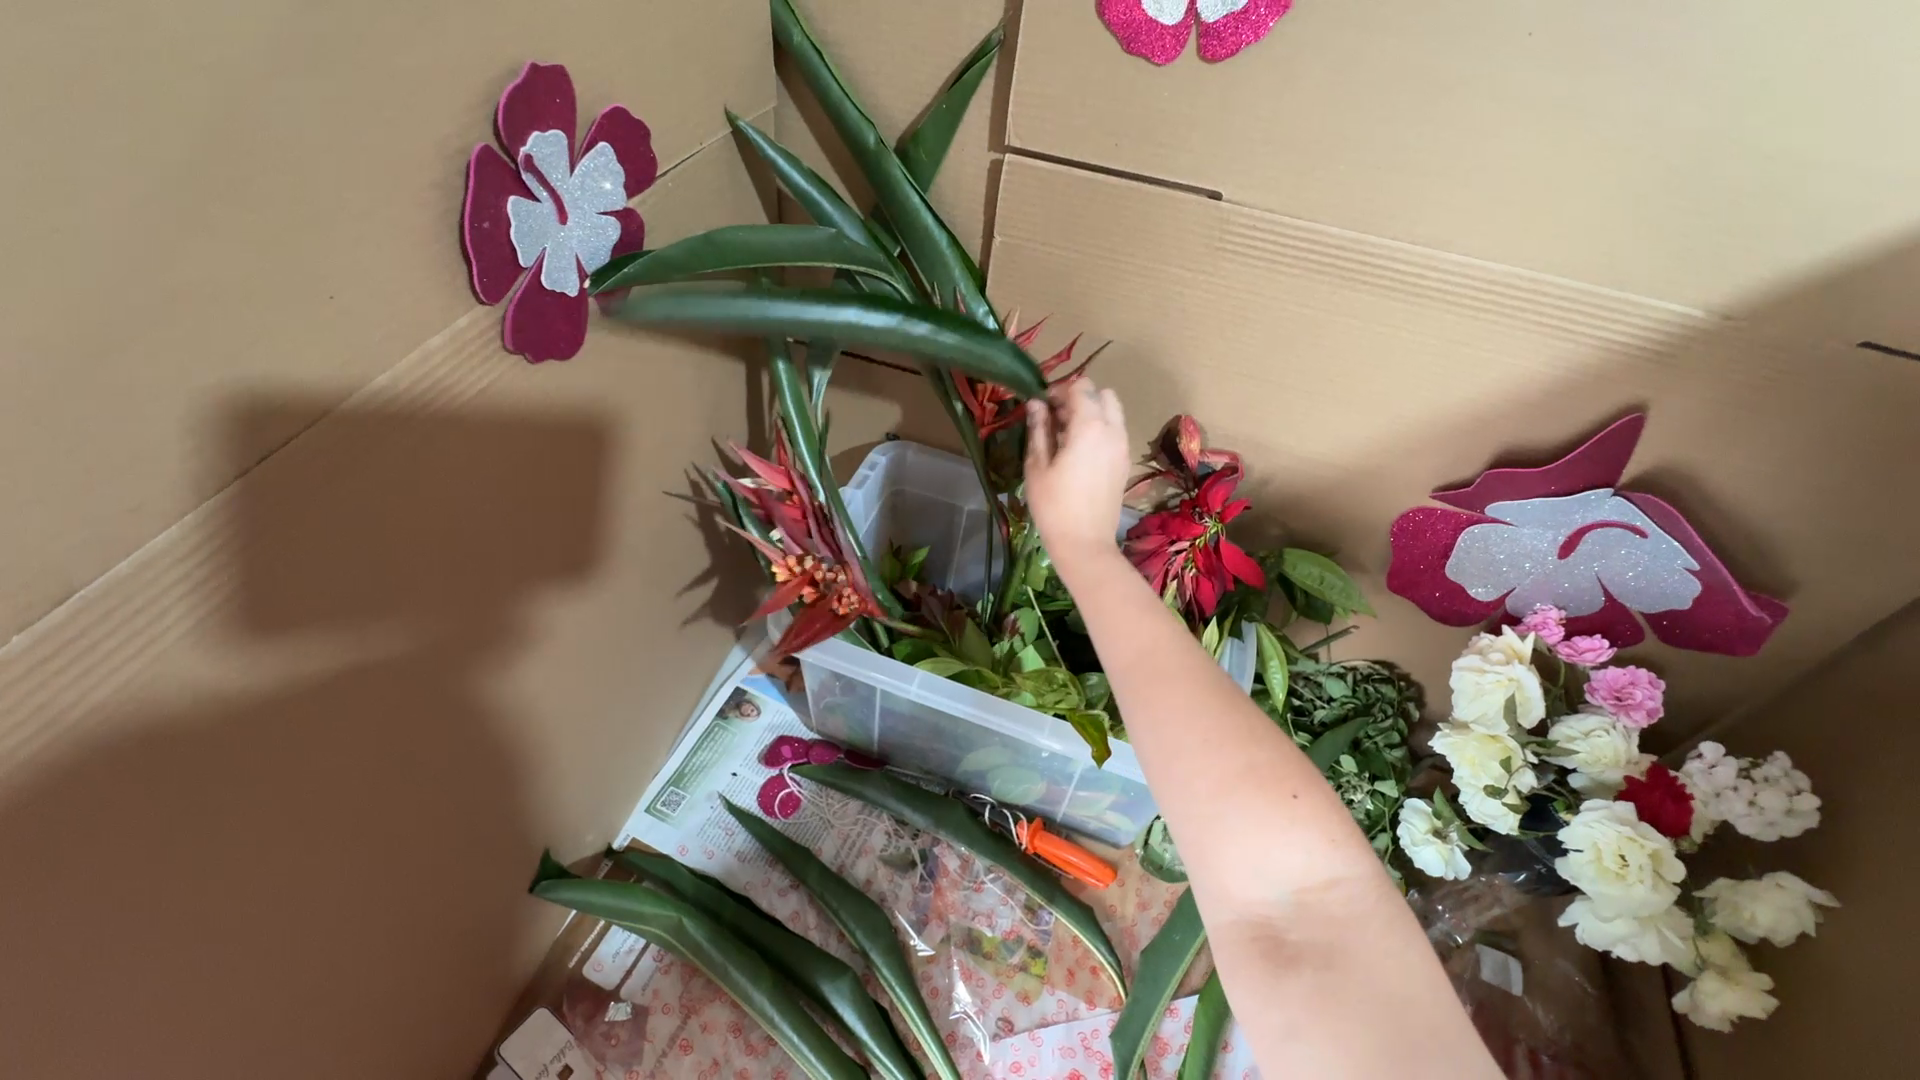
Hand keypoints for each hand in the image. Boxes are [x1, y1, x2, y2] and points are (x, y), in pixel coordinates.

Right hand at [1024, 379, 1131, 574]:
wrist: (1084, 543)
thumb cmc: (1053, 505)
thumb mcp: (1037, 465)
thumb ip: (1038, 429)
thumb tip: (1036, 404)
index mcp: (1090, 427)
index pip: (1081, 387)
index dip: (1059, 390)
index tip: (1042, 405)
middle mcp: (1113, 431)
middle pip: (1103, 395)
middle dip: (1080, 398)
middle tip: (1056, 418)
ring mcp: (1123, 447)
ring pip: (1113, 413)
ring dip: (1091, 414)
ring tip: (1066, 436)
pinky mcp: (1124, 463)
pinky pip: (1115, 432)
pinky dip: (1100, 430)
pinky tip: (1078, 452)